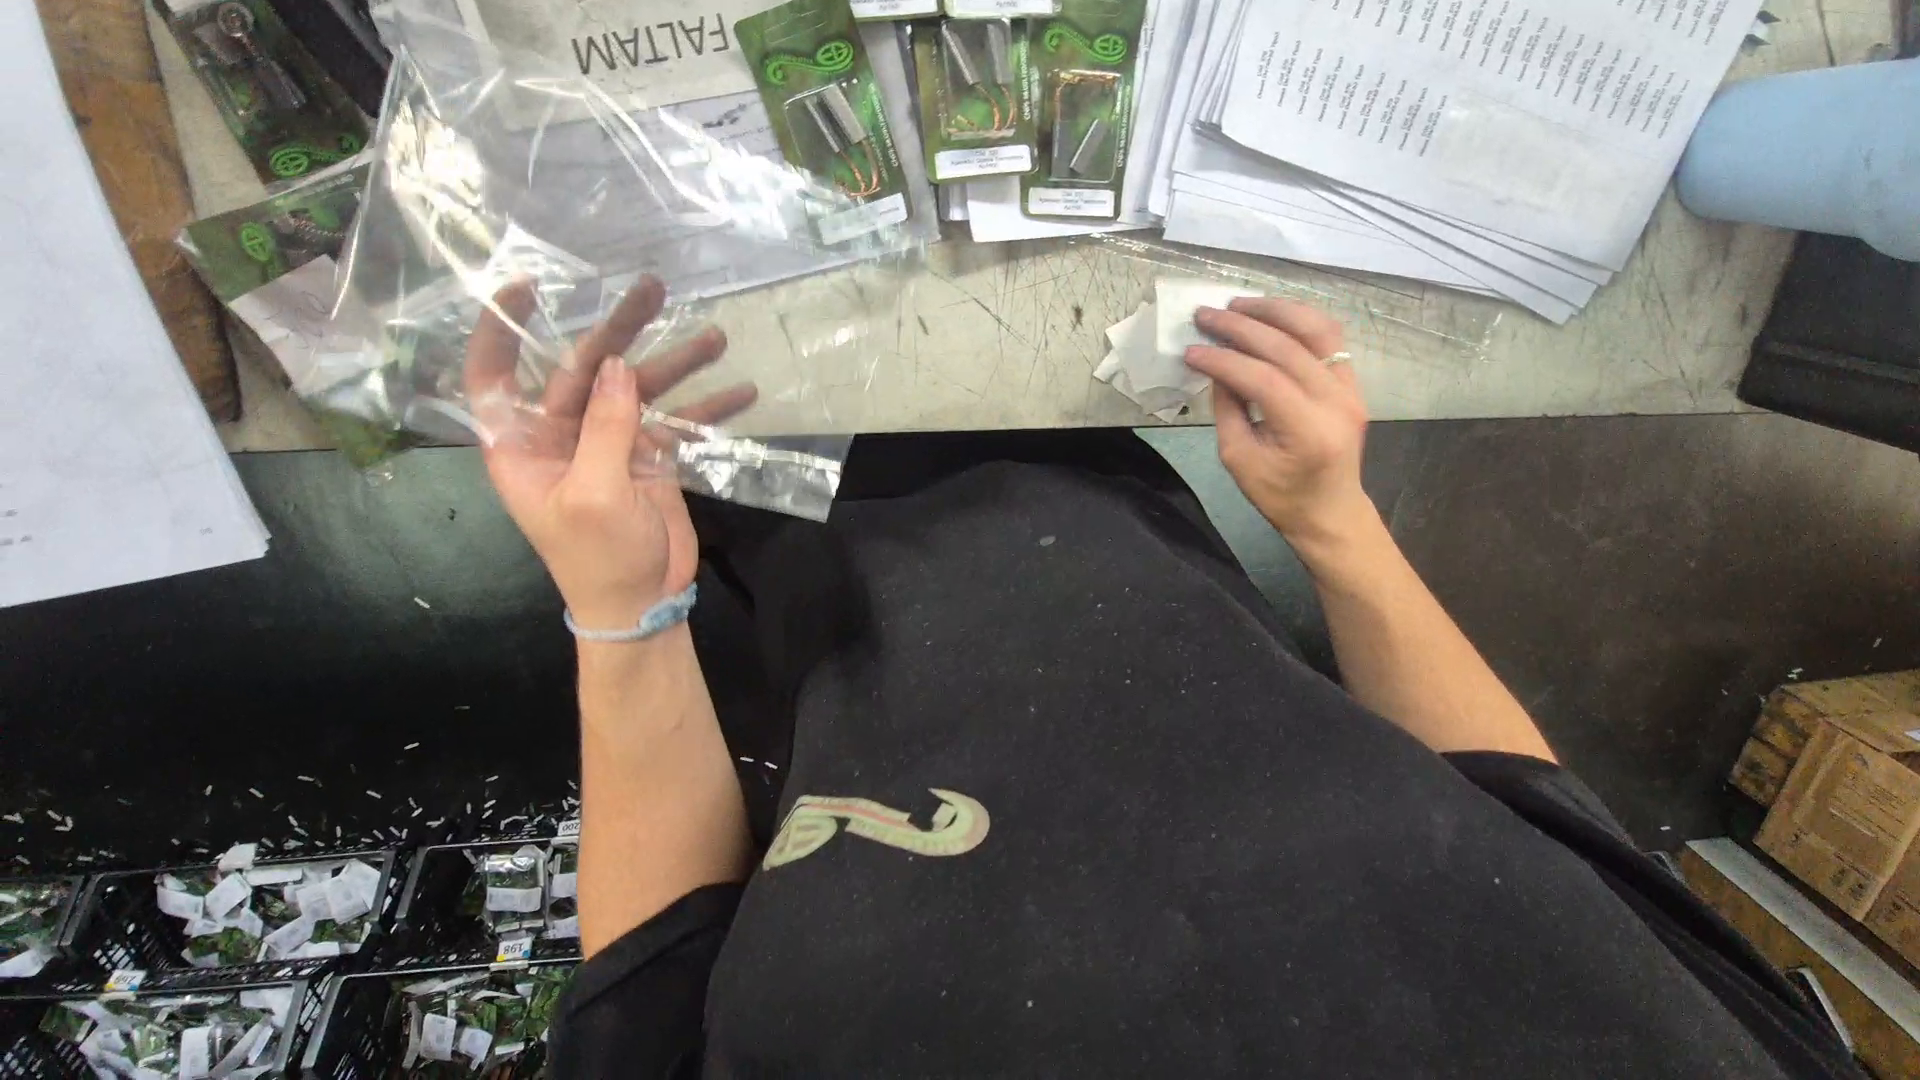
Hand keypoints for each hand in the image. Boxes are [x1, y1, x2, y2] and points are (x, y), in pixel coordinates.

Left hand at [465, 276, 755, 631]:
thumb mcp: (594, 494)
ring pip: (638, 389)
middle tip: (655, 288)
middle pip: (585, 368)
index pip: (497, 376)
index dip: (502, 330)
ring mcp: (611, 443)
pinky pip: (676, 421)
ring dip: (678, 364)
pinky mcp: (651, 457)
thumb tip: (615, 366)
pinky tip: (744, 393)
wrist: (642, 604)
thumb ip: (604, 428)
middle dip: (620, 330)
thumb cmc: (598, 558)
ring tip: (717, 338)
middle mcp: (563, 434)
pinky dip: (708, 409)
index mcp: (525, 444)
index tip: (527, 286)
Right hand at [1183, 297, 1375, 550]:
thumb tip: (1216, 366)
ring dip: (1275, 311)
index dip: (1223, 359)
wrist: (1330, 510)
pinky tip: (1269, 316)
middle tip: (1205, 315)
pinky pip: (1329, 338)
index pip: (1263, 379)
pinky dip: (1298, 320)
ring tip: (1239, 305)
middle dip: (1241, 327)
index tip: (1191, 350)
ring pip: (1317, 330)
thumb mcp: (1239, 458)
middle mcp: (1335, 402)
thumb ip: (1228, 408)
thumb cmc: (1279, 495)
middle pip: (1287, 348)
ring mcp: (1350, 388)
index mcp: (1307, 430)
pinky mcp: (1352, 382)